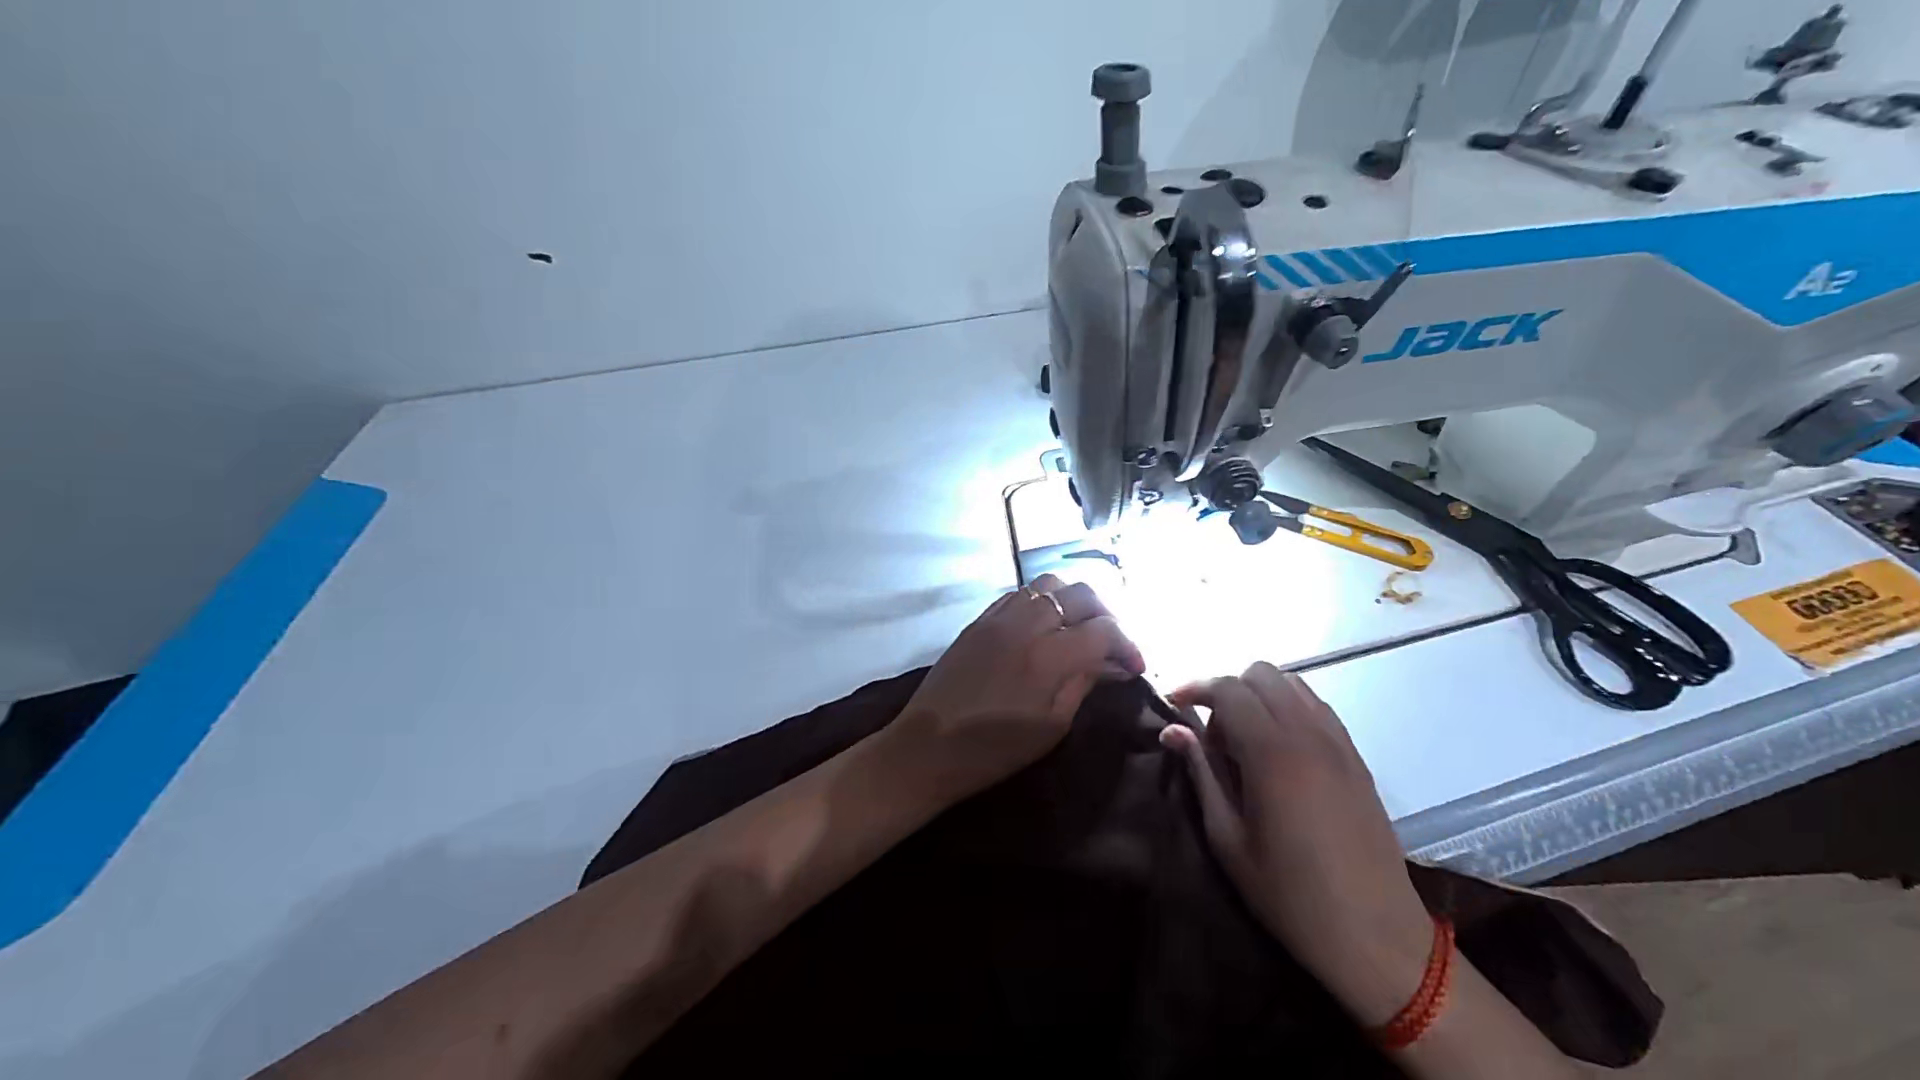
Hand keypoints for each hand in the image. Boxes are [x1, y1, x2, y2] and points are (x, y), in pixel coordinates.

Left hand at [884, 574, 1143, 802]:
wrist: (926, 747)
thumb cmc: (992, 750)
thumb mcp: (1051, 727)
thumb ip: (1083, 685)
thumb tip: (1110, 663)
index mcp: (1048, 656)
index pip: (1104, 630)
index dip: (1128, 646)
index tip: (1134, 667)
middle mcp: (1025, 625)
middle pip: (1081, 594)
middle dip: (1106, 614)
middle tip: (1111, 644)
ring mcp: (998, 618)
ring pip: (1048, 584)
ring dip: (1073, 600)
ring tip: (1079, 628)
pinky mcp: (978, 621)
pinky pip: (1018, 594)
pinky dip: (1041, 601)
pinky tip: (1044, 625)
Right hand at [1159, 663, 1432, 1024]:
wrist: (1376, 934)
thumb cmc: (1289, 893)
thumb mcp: (1228, 838)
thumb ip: (1201, 773)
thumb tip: (1172, 729)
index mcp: (1273, 753)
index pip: (1228, 689)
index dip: (1194, 687)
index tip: (1172, 705)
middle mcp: (1309, 734)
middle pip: (1261, 673)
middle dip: (1227, 690)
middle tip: (1213, 735)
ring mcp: (1339, 743)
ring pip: (1292, 683)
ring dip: (1260, 696)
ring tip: (1244, 740)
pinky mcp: (1357, 757)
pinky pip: (1316, 707)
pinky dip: (1289, 709)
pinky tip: (1278, 751)